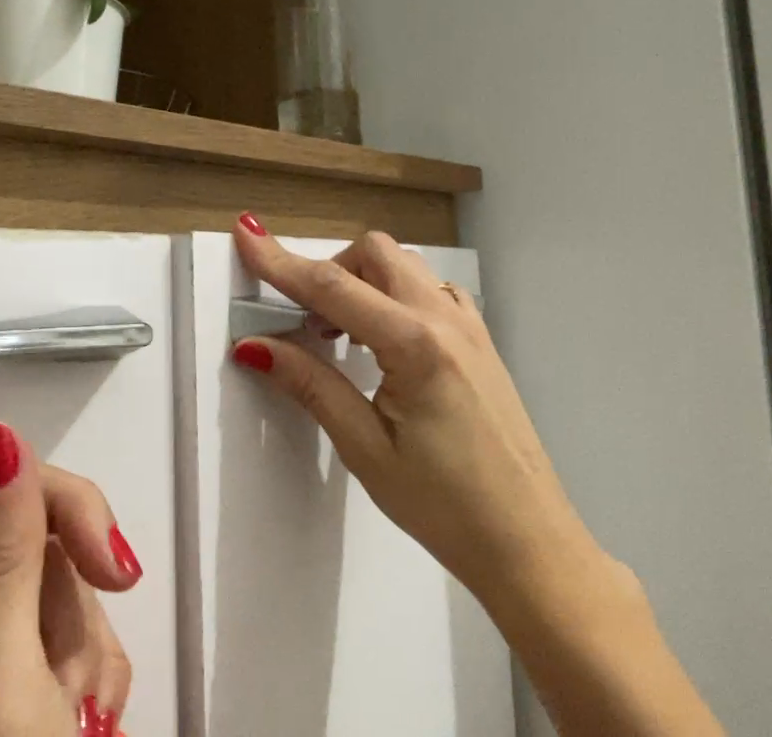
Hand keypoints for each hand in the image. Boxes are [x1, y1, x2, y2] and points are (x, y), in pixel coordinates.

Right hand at [226, 218, 596, 599]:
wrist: (525, 538)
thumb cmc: (445, 505)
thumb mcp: (366, 448)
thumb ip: (312, 385)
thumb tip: (255, 347)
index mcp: (415, 345)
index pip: (332, 286)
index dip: (280, 260)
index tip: (246, 233)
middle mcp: (446, 320)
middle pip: (374, 254)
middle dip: (328, 269)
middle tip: (302, 320)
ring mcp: (470, 327)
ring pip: (405, 267)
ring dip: (362, 281)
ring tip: (339, 336)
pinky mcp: (480, 343)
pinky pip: (431, 291)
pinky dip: (395, 296)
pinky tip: (383, 344)